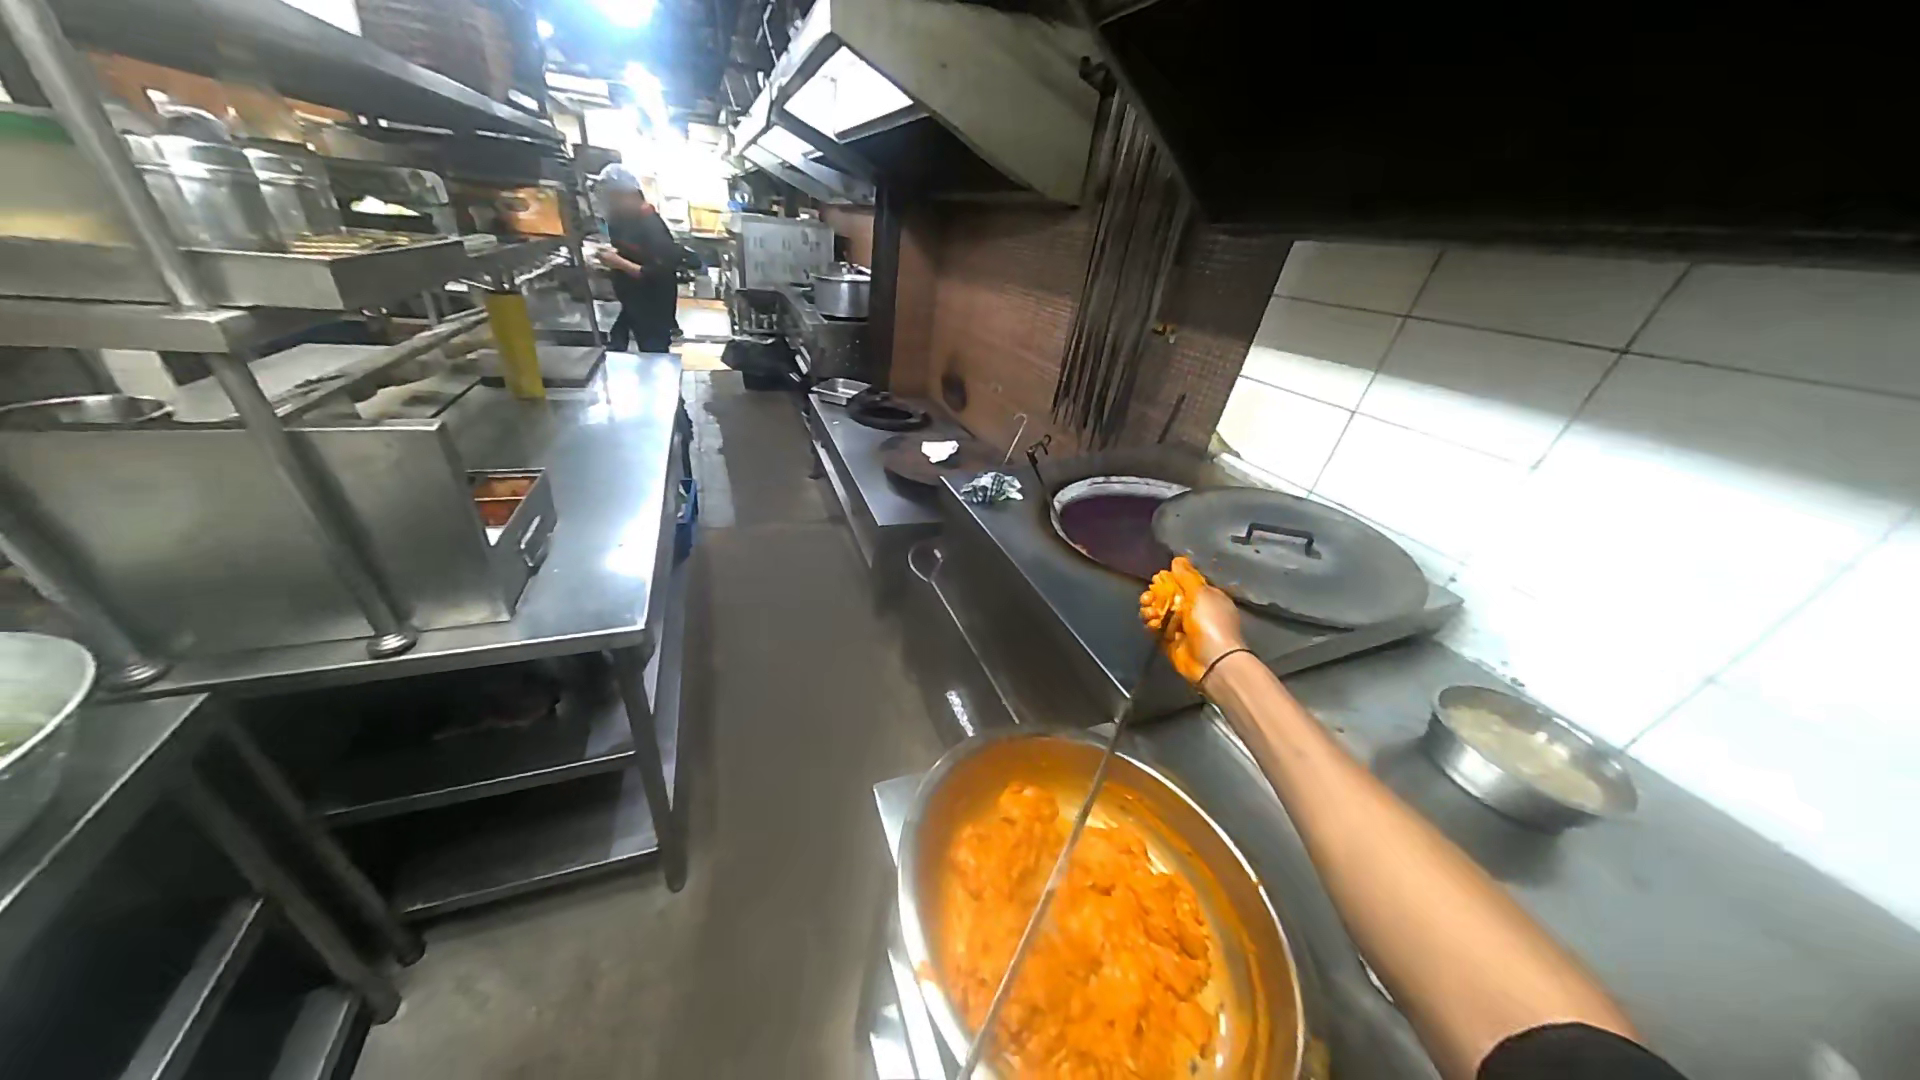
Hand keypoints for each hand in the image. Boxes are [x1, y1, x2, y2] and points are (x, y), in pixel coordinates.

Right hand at [1140, 557, 1247, 683]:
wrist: (1212, 661)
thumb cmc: (1210, 623)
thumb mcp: (1201, 594)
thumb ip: (1186, 576)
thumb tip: (1177, 559)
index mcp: (1206, 597)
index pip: (1184, 583)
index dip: (1169, 580)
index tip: (1157, 580)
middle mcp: (1194, 610)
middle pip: (1168, 597)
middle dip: (1155, 595)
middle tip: (1147, 597)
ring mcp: (1182, 627)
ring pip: (1160, 611)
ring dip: (1150, 608)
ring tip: (1148, 610)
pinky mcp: (1171, 641)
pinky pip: (1156, 627)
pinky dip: (1151, 623)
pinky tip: (1151, 622)